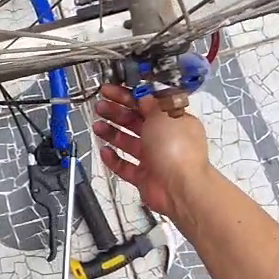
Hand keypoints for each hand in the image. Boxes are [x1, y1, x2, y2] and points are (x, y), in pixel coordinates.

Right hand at [91, 84, 213, 218]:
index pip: (148, 103)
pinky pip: (125, 166)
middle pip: (136, 122)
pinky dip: (114, 159)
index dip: (128, 96)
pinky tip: (104, 151)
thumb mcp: (162, 115)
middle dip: (116, 112)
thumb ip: (149, 103)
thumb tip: (142, 95)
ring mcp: (154, 158)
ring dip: (112, 133)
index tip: (111, 91)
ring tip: (97, 126)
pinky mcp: (144, 177)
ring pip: (129, 142)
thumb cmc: (178, 149)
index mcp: (173, 120)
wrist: (180, 188)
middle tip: (100, 106)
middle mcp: (164, 138)